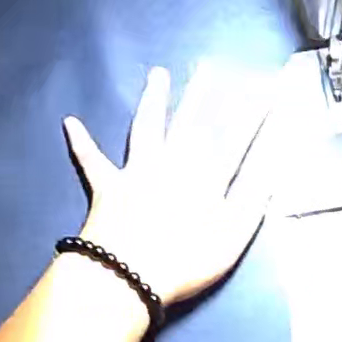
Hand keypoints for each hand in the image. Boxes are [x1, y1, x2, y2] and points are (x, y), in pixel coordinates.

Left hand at [63, 66, 268, 304]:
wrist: (131, 275)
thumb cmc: (188, 261)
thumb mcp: (234, 236)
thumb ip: (253, 201)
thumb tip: (271, 169)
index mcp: (206, 179)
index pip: (235, 141)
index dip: (252, 116)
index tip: (266, 90)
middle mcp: (172, 165)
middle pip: (190, 123)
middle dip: (203, 95)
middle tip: (208, 66)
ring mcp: (137, 172)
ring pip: (147, 128)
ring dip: (153, 101)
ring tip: (158, 75)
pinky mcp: (107, 187)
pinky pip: (92, 160)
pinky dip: (82, 143)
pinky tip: (70, 123)